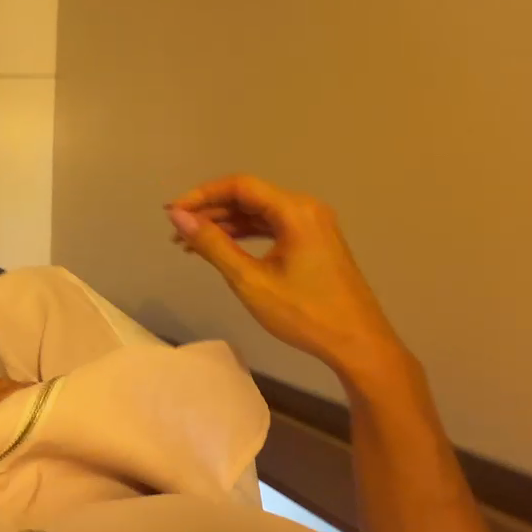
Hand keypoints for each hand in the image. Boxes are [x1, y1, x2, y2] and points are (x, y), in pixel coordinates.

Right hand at [166, 175, 405, 380]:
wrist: (359, 345)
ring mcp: (312, 225)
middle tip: (177, 231)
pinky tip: (220, 248)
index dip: (201, 195)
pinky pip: (269, 226)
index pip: (239, 186)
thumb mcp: (250, 280)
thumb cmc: (304, 314)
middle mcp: (305, 209)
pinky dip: (243, 234)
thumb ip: (212, 245)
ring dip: (223, 224)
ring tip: (190, 243)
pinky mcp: (312, 241)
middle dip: (209, 211)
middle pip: (247, 196)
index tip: (173, 214)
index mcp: (295, 211)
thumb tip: (178, 217)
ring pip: (257, 212)